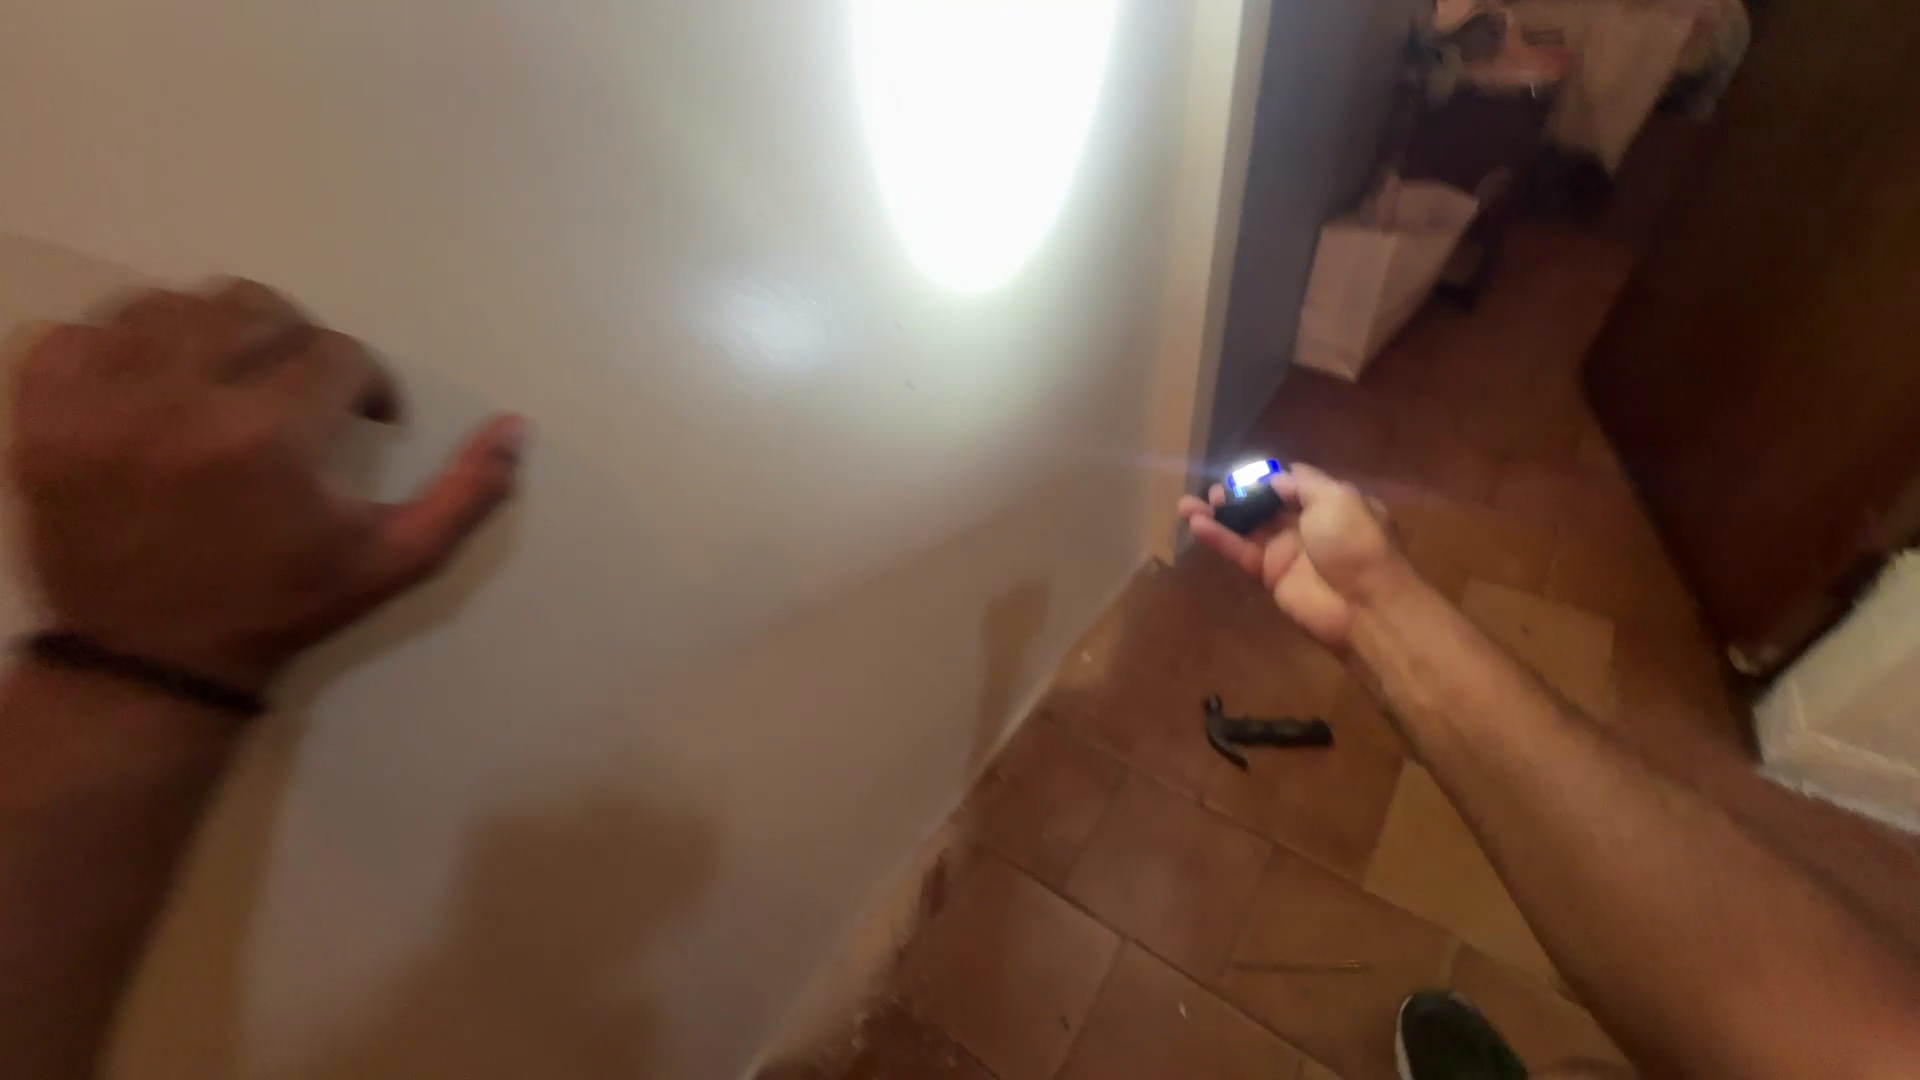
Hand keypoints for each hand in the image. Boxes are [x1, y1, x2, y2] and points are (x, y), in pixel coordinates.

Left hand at [6, 280, 524, 691]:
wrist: (158, 653)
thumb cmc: (295, 600)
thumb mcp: (406, 555)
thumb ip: (470, 490)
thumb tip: (518, 426)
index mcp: (271, 437)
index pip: (337, 353)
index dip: (370, 383)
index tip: (371, 420)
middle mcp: (177, 403)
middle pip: (254, 308)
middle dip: (303, 343)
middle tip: (313, 393)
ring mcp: (94, 404)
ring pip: (169, 305)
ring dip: (224, 334)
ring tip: (242, 383)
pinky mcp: (36, 415)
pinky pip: (79, 333)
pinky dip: (129, 345)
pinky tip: (163, 387)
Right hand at [1177, 463, 1404, 649]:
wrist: (1365, 604)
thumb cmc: (1356, 543)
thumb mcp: (1338, 499)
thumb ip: (1304, 484)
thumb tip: (1277, 478)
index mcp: (1328, 504)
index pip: (1291, 484)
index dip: (1265, 477)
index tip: (1242, 472)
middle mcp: (1305, 525)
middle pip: (1262, 506)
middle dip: (1236, 496)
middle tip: (1213, 492)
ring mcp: (1285, 552)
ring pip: (1244, 528)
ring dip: (1217, 516)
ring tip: (1186, 506)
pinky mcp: (1268, 575)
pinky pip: (1239, 552)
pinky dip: (1218, 538)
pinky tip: (1195, 525)